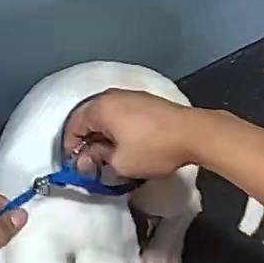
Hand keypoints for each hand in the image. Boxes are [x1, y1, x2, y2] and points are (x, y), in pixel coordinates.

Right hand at [63, 90, 216, 178]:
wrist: (193, 133)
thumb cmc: (152, 148)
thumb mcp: (120, 162)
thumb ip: (97, 160)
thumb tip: (85, 160)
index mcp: (101, 107)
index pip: (74, 125)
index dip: (71, 148)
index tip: (76, 166)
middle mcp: (113, 96)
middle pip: (90, 118)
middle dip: (88, 142)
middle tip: (92, 165)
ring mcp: (132, 96)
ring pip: (107, 116)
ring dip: (104, 136)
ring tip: (110, 157)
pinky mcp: (147, 101)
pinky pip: (123, 114)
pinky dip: (118, 129)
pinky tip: (127, 145)